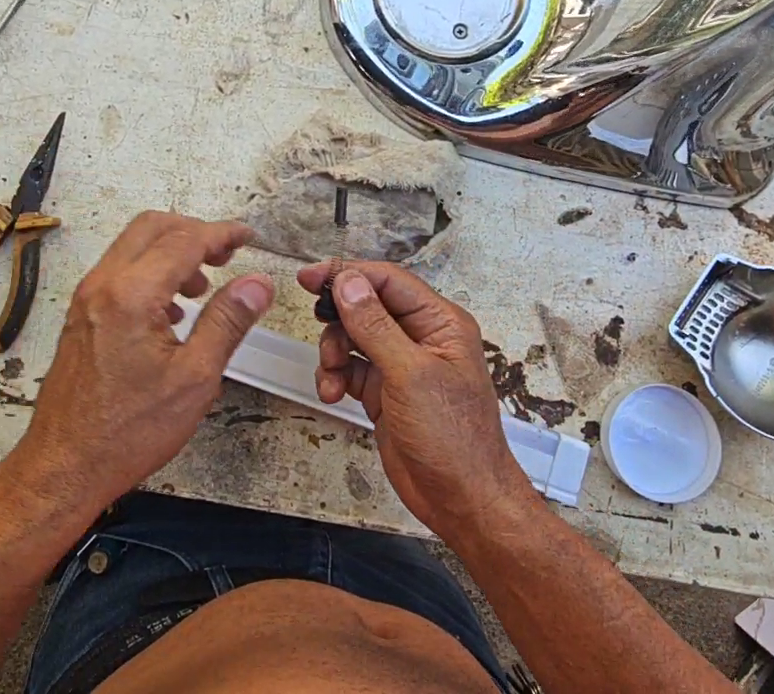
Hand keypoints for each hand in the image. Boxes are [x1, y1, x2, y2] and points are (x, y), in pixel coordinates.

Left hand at [12, 212, 273, 509]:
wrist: (66, 465)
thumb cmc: (125, 432)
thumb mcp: (195, 377)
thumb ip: (227, 321)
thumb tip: (256, 285)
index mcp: (131, 295)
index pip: (184, 240)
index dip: (221, 233)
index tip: (246, 236)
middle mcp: (102, 287)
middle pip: (152, 228)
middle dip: (194, 232)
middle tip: (227, 253)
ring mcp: (86, 300)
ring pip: (133, 247)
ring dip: (172, 252)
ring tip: (203, 286)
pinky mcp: (82, 316)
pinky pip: (119, 273)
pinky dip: (150, 272)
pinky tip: (171, 311)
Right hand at [299, 262, 536, 535]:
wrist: (461, 499)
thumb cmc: (455, 440)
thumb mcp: (410, 375)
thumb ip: (375, 326)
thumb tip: (348, 284)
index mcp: (440, 323)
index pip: (388, 281)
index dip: (348, 274)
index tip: (312, 276)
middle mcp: (421, 338)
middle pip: (367, 306)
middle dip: (338, 315)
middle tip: (314, 316)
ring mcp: (402, 365)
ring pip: (353, 337)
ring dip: (333, 351)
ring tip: (330, 374)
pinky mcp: (385, 391)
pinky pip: (350, 368)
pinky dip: (335, 376)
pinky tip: (332, 392)